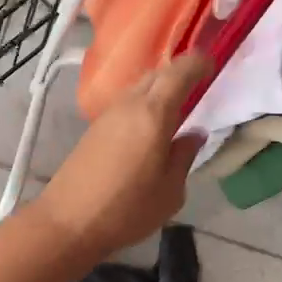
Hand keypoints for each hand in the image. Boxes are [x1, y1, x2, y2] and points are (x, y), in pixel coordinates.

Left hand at [29, 53, 211, 264]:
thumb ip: (183, 156)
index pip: (177, 74)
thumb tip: (193, 134)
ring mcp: (108, 114)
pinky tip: (153, 119)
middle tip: (200, 79)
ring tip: (179, 99)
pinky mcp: (96, 126)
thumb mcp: (170, 191)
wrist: (69, 220)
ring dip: (160, 85)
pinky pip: (127, 101)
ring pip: (139, 86)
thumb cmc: (127, 210)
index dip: (196, 63)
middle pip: (156, 74)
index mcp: (152, 115)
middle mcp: (129, 105)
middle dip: (179, 71)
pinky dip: (145, 99)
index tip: (212, 61)